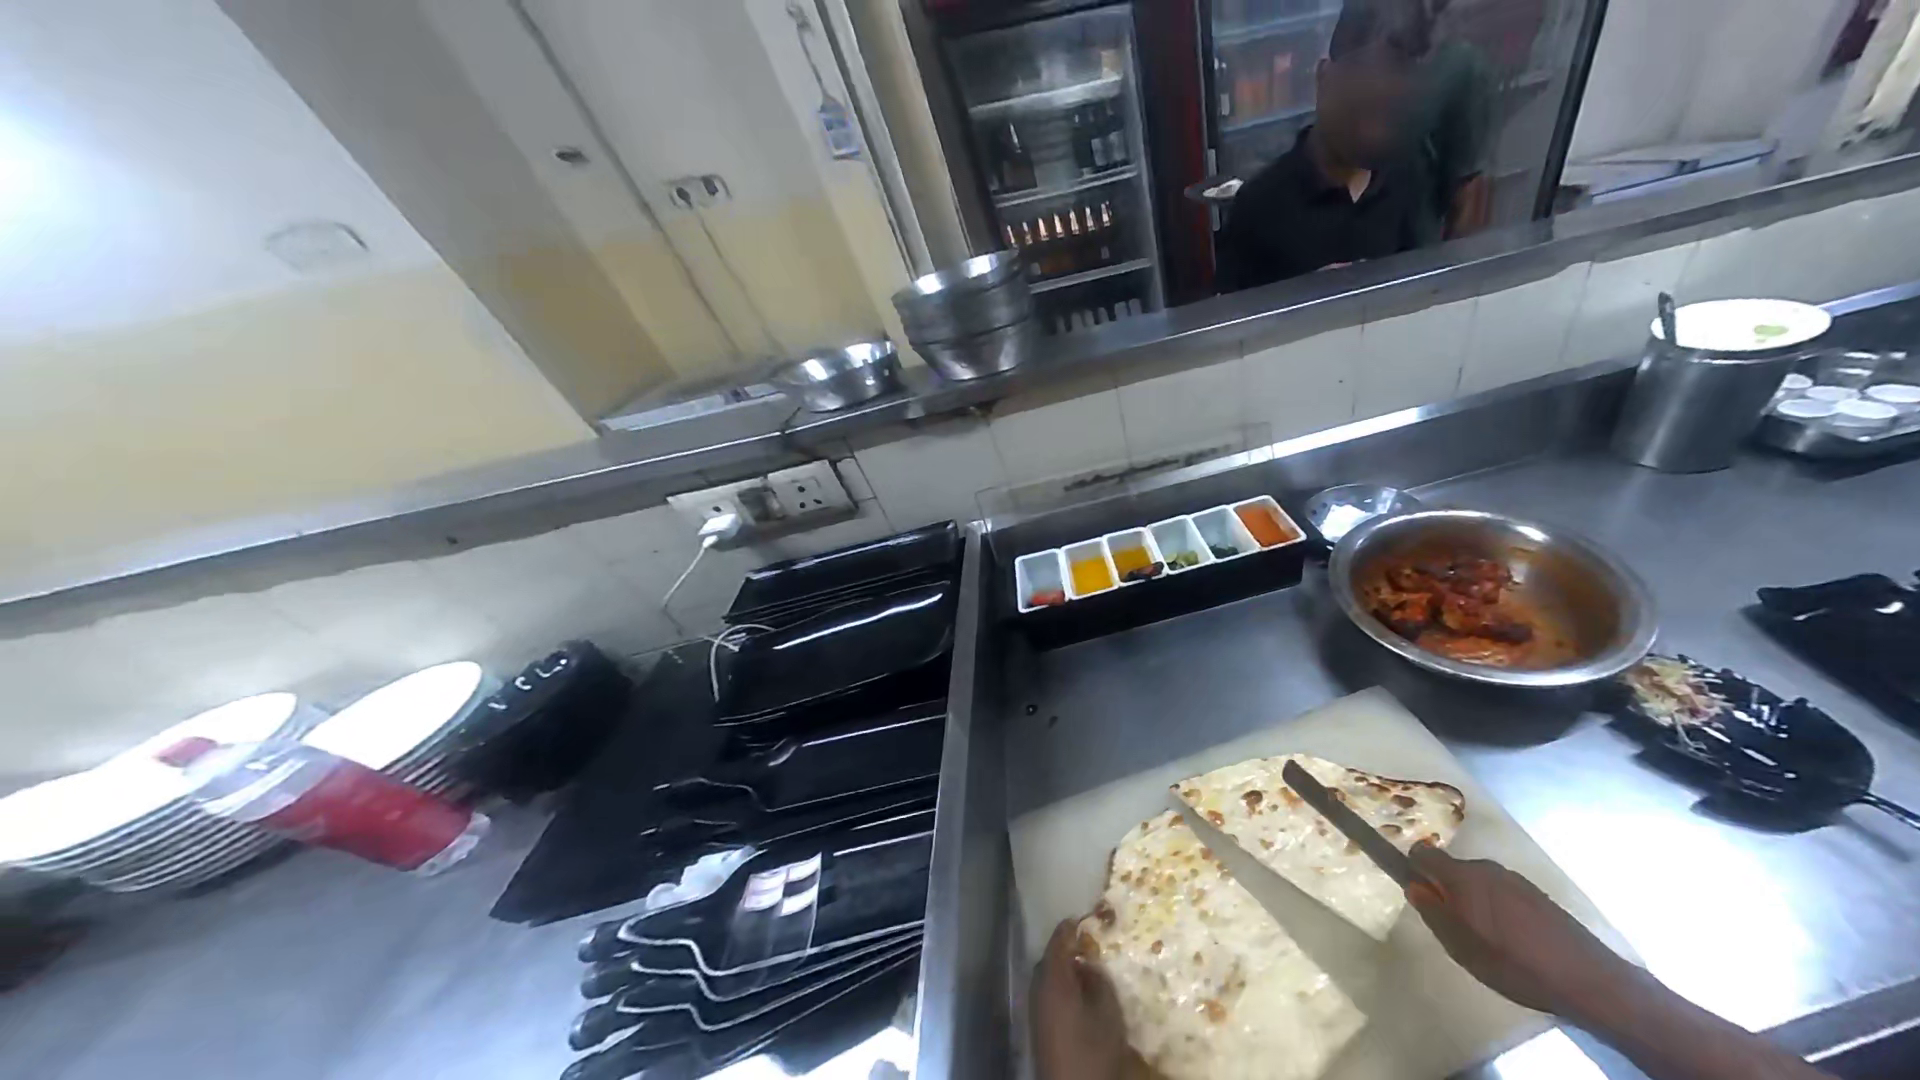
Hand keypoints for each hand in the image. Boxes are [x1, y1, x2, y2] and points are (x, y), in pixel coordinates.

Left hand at [1031, 919, 1131, 1079]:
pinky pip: (1046, 992)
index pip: (1058, 940)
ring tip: (1085, 971)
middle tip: (1088, 946)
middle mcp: (1038, 986)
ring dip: (1063, 969)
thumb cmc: (1092, 1051)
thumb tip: (1089, 964)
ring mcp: (1034, 1006)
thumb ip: (1099, 982)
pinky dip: (1059, 986)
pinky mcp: (1036, 1024)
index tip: (1084, 918)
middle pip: (1050, 957)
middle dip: (1067, 949)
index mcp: (1054, 977)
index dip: (1071, 927)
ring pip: (1047, 975)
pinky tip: (1076, 997)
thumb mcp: (1108, 1014)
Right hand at [1407, 844, 1639, 1018]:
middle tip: (1456, 926)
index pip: (1423, 853)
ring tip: (1488, 938)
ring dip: (1475, 900)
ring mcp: (1515, 880)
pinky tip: (1515, 941)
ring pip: (1479, 882)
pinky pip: (1503, 892)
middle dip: (1447, 890)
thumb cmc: (1514, 963)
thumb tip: (1415, 887)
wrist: (1590, 980)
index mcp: (1461, 876)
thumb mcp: (1460, 945)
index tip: (1422, 895)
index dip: (1414, 869)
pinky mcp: (1538, 895)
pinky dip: (1499, 908)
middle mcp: (1486, 868)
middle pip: (1452, 869)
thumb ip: (1432, 912)